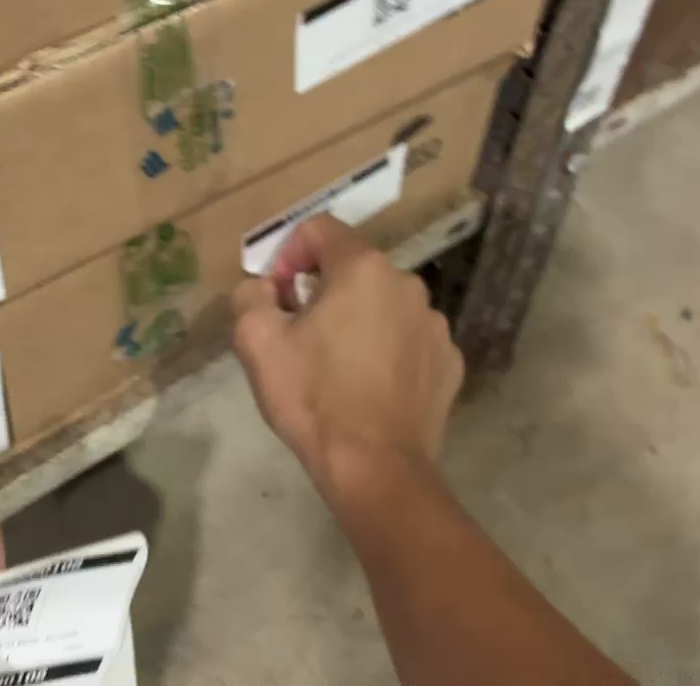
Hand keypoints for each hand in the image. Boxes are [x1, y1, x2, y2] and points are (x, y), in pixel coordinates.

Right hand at [231, 215, 463, 509]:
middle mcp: (408, 285)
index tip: (275, 294)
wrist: (375, 469)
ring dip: (354, 317)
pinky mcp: (449, 363)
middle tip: (297, 330)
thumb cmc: (312, 396)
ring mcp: (435, 326)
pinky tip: (365, 384)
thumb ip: (250, 293)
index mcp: (363, 269)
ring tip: (332, 362)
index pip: (320, 229)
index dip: (288, 254)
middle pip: (352, 266)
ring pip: (381, 303)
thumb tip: (266, 289)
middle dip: (319, 288)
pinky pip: (406, 338)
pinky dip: (384, 348)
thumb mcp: (255, 338)